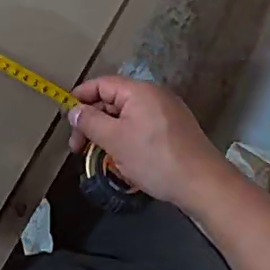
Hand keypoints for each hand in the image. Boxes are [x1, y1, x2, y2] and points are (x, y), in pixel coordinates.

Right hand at [66, 75, 234, 208]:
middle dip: (93, 121)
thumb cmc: (155, 159)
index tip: (67, 118)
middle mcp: (155, 95)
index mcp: (140, 91)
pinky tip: (122, 159)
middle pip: (114, 100)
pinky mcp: (175, 130)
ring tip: (99, 155)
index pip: (101, 84)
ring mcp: (168, 113)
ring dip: (108, 133)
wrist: (203, 184)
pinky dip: (126, 138)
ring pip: (127, 116)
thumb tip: (74, 111)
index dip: (80, 97)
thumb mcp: (114, 140)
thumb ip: (90, 122)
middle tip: (79, 146)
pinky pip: (142, 127)